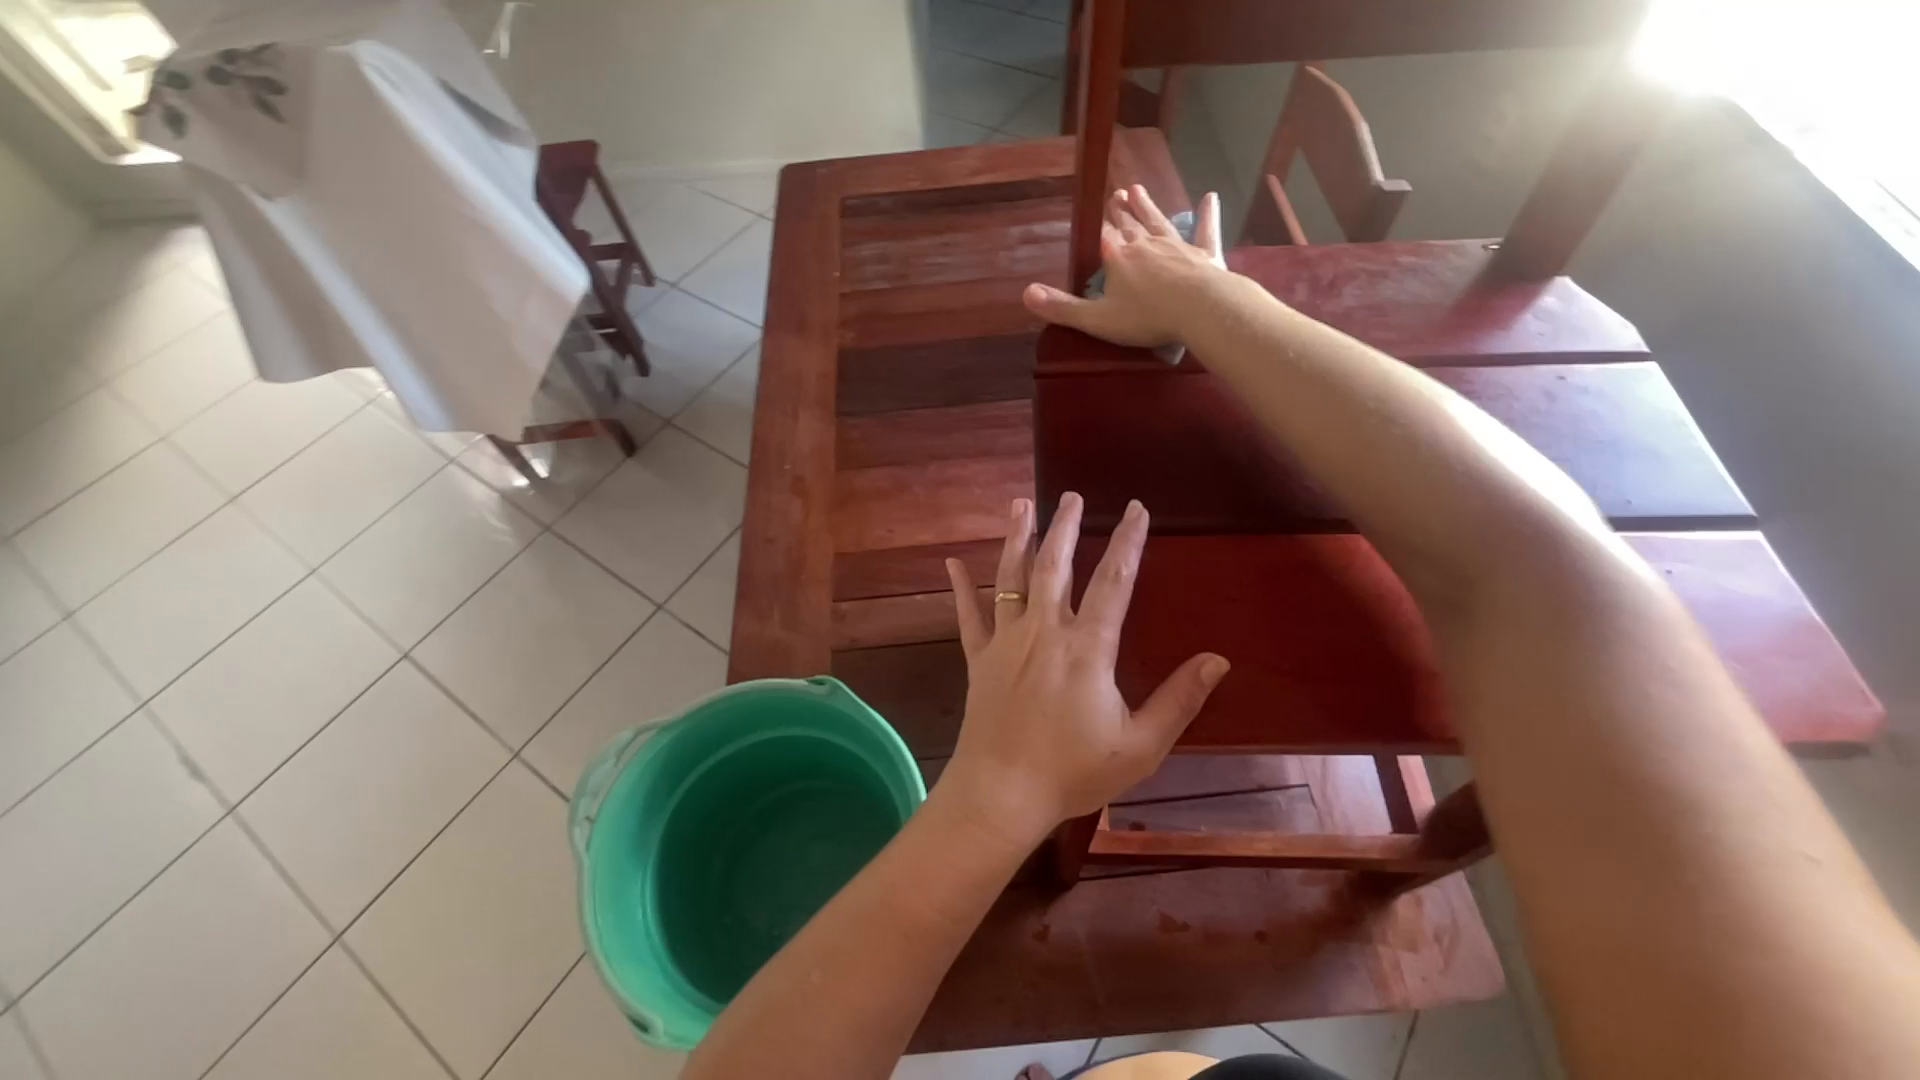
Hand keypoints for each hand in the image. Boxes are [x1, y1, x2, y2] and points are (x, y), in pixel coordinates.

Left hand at [936, 492, 1229, 848]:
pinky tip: (952, 564)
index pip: (1114, 583)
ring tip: (1020, 506)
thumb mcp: (1141, 746)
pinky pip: (968, 617)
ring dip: (1018, 540)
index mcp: (1088, 649)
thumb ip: (1179, 700)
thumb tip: (1217, 660)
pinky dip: (961, 589)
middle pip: (1055, 567)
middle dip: (1066, 528)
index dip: (1128, 543)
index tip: (1135, 509)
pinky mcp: (979, 661)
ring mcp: (1006, 643)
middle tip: (1072, 495)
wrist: (1001, 794)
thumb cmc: (1074, 773)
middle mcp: (1045, 633)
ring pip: (1011, 580)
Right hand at [1022, 185, 1228, 347]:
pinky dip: (1207, 214)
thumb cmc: (1146, 317)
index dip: (1100, 228)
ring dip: (1148, 206)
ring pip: (1158, 221)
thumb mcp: (1096, 319)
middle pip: (1129, 225)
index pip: (1104, 239)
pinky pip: (1205, 230)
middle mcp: (1145, 244)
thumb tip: (1026, 294)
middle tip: (1117, 194)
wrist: (1200, 309)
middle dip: (1121, 211)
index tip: (1098, 211)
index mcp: (1117, 258)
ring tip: (1138, 190)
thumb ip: (1062, 308)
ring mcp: (1176, 246)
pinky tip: (1210, 197)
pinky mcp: (1204, 254)